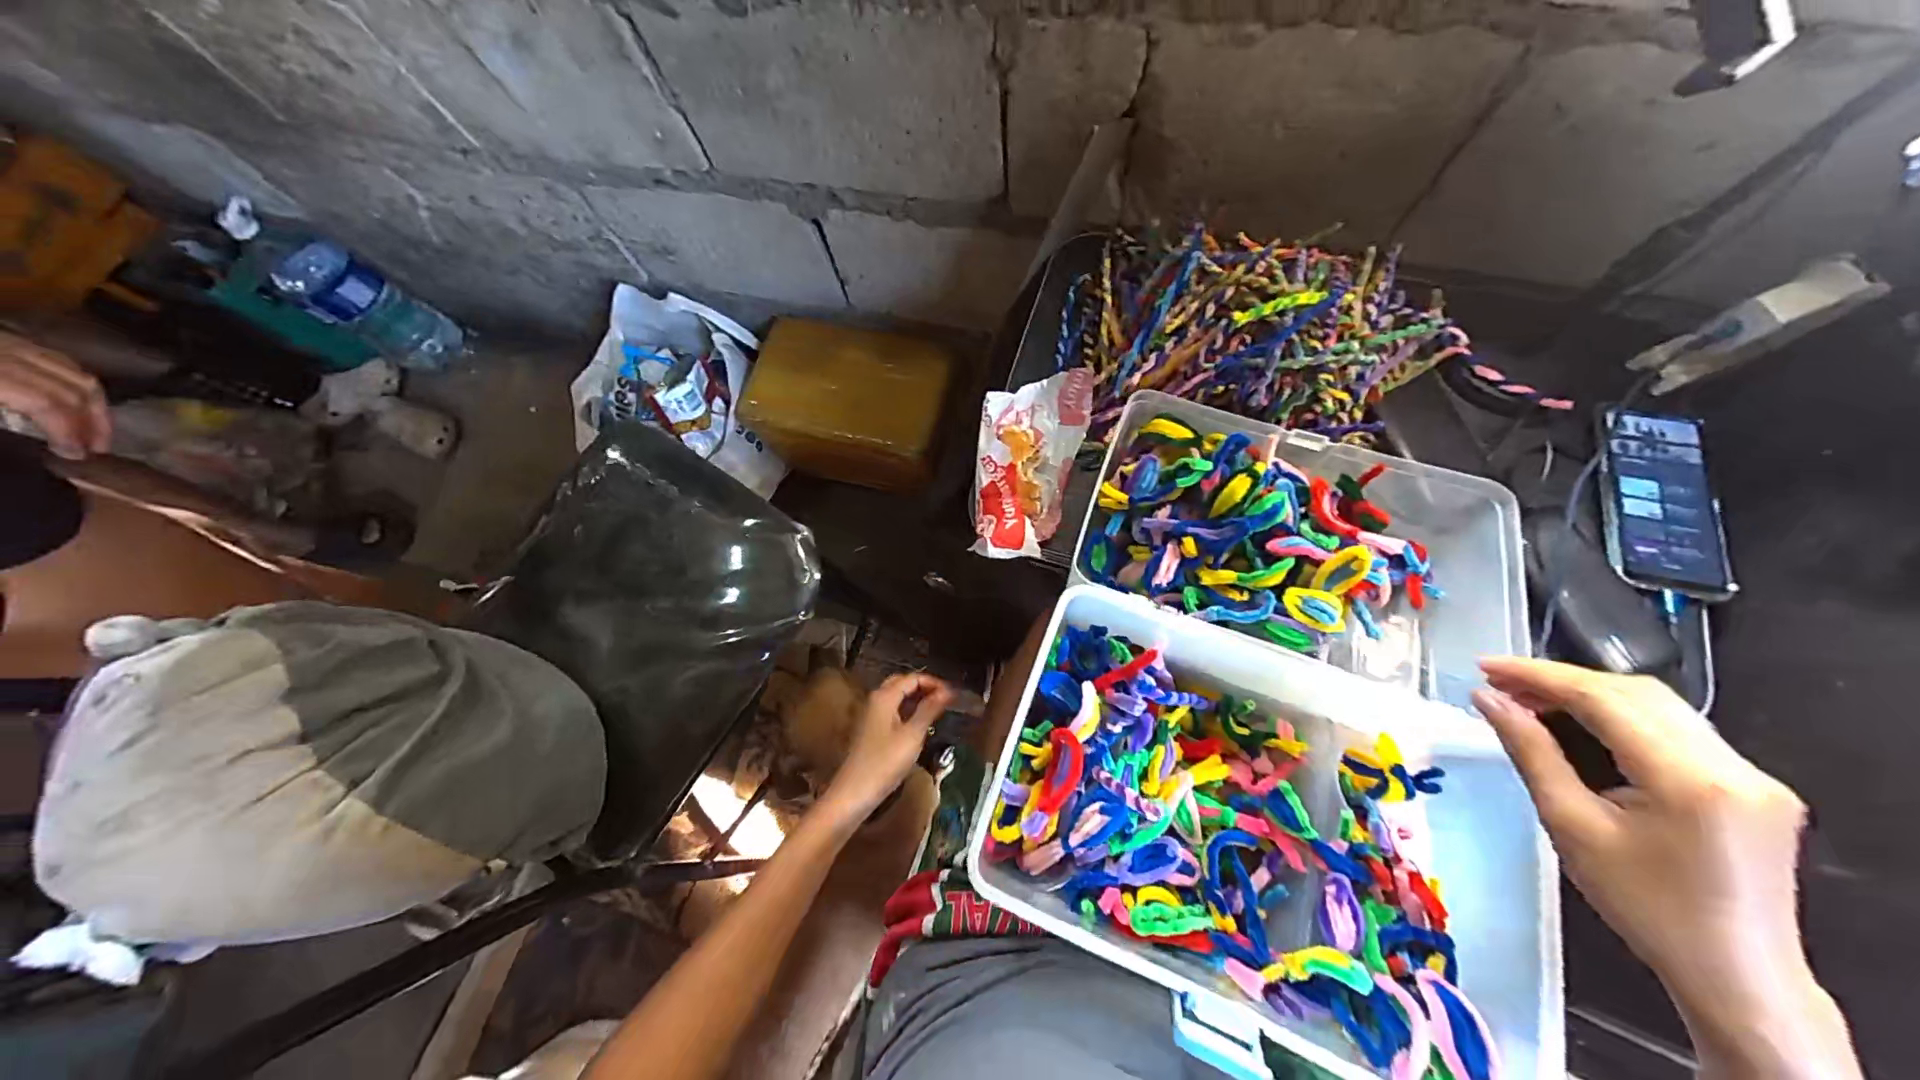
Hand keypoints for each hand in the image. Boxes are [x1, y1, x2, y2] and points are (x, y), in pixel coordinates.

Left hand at [0, 330, 110, 458]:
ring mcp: (11, 343)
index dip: (69, 430)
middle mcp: (7, 352)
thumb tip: (47, 440)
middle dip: (92, 422)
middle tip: (95, 449)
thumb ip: (2, 417)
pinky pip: (60, 362)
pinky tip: (77, 404)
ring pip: (77, 374)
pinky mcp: (9, 339)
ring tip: (94, 431)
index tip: (75, 455)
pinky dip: (79, 386)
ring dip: (96, 407)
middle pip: (75, 387)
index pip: (48, 401)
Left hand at [819, 672, 953, 822]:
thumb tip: (948, 691)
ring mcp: (872, 715)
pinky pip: (893, 711)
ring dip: (917, 699)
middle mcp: (876, 700)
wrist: (855, 792)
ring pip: (897, 698)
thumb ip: (929, 709)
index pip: (912, 678)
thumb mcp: (912, 735)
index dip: (934, 682)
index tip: (954, 693)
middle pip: (902, 684)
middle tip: (947, 698)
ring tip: (939, 708)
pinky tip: (921, 723)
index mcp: (884, 697)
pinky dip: (908, 711)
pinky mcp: (872, 730)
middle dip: (925, 687)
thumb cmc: (885, 763)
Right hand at [1473, 657, 1858, 1078]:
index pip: (1605, 700)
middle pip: (1638, 694)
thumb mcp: (1571, 825)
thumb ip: (1531, 752)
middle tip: (1501, 683)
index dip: (1539, 676)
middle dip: (1564, 680)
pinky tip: (1585, 724)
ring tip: (1532, 698)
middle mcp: (1736, 767)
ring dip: (1593, 694)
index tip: (1486, 666)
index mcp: (1691, 780)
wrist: (1736, 975)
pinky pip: (1680, 730)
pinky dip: (1624, 717)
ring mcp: (1756, 775)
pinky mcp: (1756, 786)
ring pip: (1661, 706)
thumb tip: (1488, 699)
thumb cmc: (1642, 904)